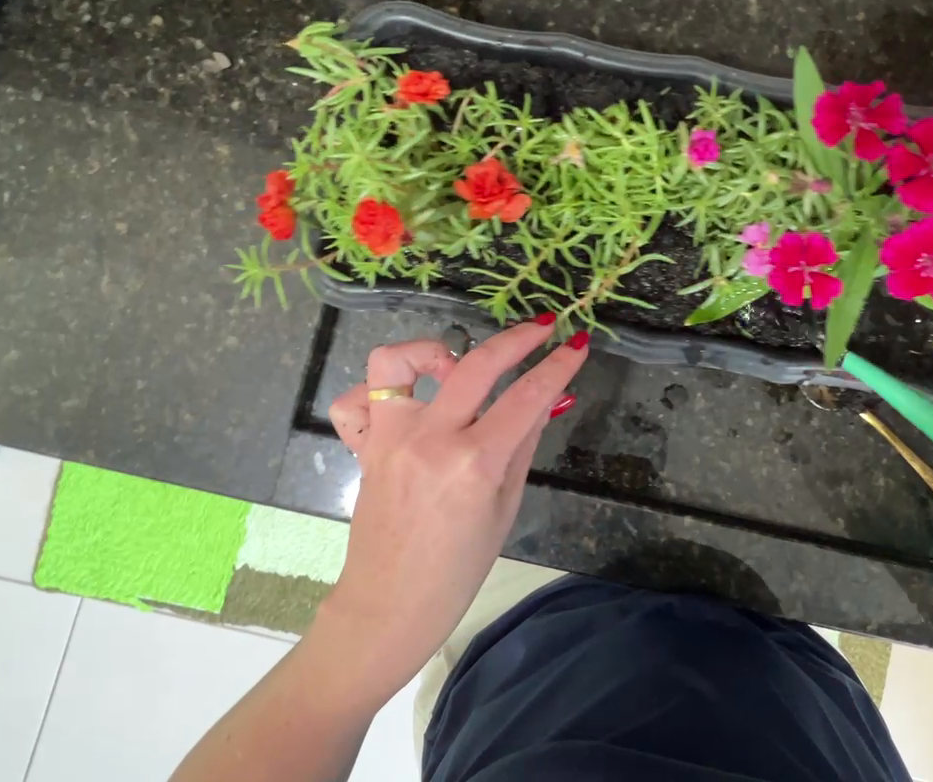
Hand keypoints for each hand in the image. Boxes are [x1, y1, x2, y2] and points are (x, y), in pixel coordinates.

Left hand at [319, 319, 586, 708]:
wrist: (390, 606)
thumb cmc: (459, 569)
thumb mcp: (506, 506)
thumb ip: (523, 443)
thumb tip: (548, 397)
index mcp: (475, 464)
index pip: (527, 397)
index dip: (558, 365)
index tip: (576, 345)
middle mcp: (430, 441)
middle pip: (476, 365)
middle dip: (518, 338)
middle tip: (544, 327)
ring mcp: (390, 439)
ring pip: (397, 361)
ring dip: (433, 351)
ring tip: (455, 366)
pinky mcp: (364, 445)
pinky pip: (356, 399)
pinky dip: (378, 391)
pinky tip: (407, 402)